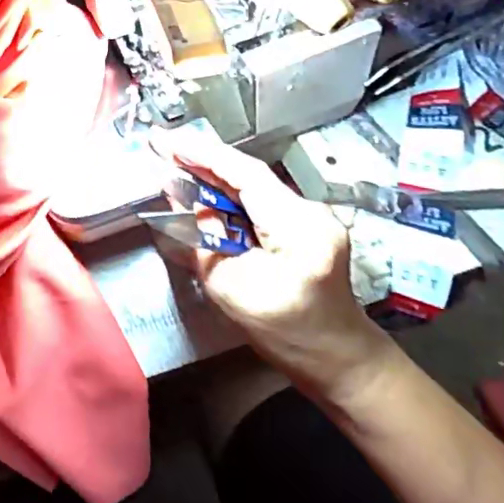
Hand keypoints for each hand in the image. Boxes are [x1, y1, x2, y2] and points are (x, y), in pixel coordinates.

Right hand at [151, 126, 399, 405]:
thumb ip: (206, 240)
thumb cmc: (287, 336)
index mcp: (298, 229)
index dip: (202, 155)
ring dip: (215, 177)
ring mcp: (315, 216)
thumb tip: (188, 200)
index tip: (165, 141)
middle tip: (162, 148)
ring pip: (255, 186)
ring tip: (176, 166)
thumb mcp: (230, 290)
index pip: (246, 176)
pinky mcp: (309, 224)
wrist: (341, 361)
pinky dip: (232, 195)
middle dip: (204, 161)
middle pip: (250, 176)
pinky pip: (263, 200)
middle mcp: (312, 212)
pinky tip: (207, 193)